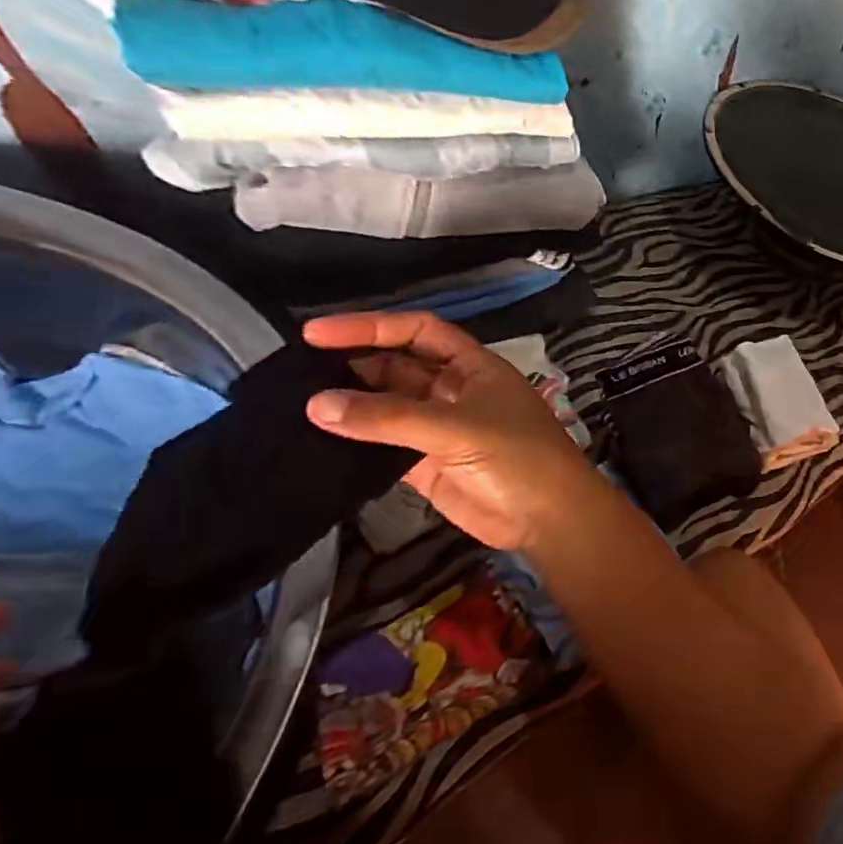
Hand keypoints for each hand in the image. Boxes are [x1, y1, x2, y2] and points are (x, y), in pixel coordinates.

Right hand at [303, 311, 609, 550]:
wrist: (548, 518)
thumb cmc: (518, 457)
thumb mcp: (459, 429)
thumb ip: (390, 417)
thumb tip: (317, 404)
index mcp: (472, 366)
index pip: (417, 330)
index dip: (370, 326)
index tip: (315, 333)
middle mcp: (452, 390)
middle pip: (396, 366)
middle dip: (353, 365)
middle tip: (294, 372)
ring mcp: (439, 428)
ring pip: (386, 407)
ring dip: (349, 406)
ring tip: (294, 404)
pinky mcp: (427, 464)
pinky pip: (383, 446)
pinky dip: (355, 444)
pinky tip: (318, 442)